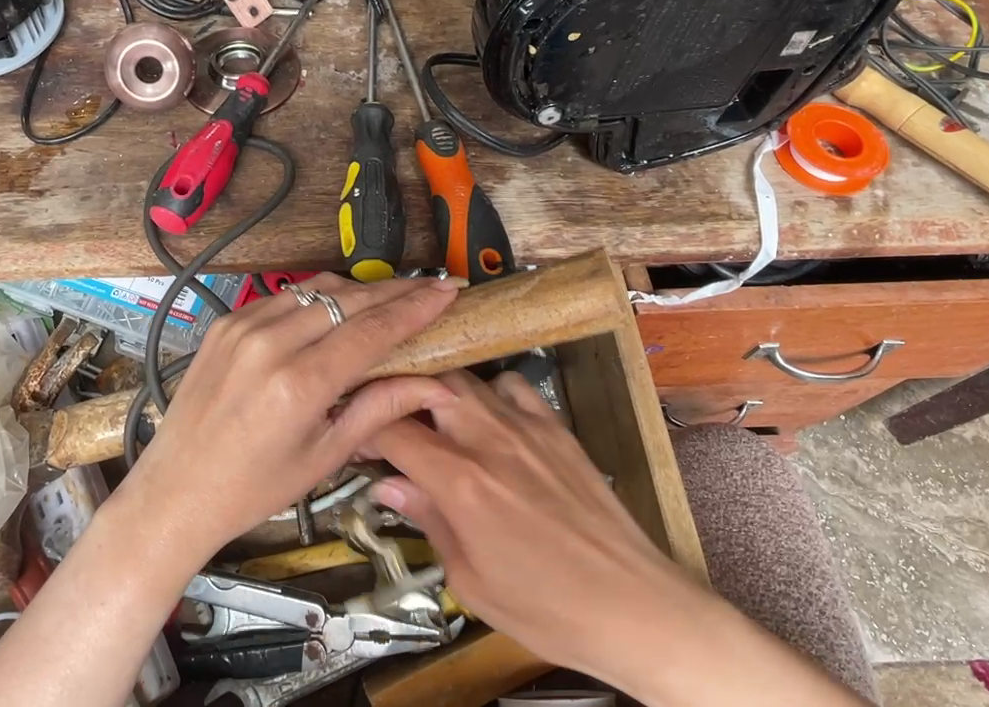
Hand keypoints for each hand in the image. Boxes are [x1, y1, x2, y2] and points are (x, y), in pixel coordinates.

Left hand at [118, 274, 461, 561]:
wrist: (176, 491)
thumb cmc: (254, 488)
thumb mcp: (324, 458)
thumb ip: (380, 410)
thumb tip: (438, 387)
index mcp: (299, 383)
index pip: (372, 329)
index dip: (416, 307)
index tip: (448, 291)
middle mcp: (270, 343)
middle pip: (348, 299)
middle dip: (395, 290)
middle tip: (431, 286)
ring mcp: (242, 327)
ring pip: (316, 289)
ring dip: (358, 290)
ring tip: (392, 297)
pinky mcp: (224, 323)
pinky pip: (283, 298)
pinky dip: (316, 298)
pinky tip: (336, 309)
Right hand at [366, 370, 694, 677]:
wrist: (633, 606)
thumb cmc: (546, 608)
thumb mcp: (470, 581)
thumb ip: (428, 521)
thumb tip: (389, 486)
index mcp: (461, 482)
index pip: (394, 430)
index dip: (365, 428)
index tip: (355, 438)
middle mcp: (490, 441)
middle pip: (428, 388)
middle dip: (400, 398)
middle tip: (391, 422)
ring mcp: (527, 429)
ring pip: (468, 380)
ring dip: (441, 393)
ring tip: (433, 418)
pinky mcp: (558, 429)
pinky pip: (514, 387)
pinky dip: (491, 393)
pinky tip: (490, 420)